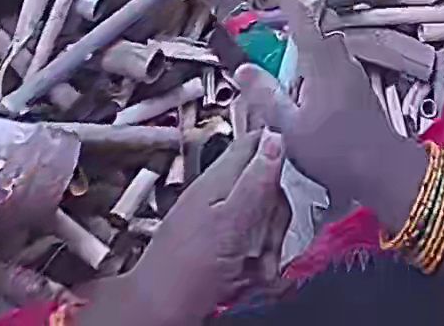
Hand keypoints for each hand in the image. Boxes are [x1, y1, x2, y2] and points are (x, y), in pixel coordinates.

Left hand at [87, 131, 289, 325]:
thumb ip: (255, 180)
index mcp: (219, 178)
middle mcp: (217, 194)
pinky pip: (250, 242)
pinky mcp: (217, 249)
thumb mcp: (230, 222)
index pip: (253, 143)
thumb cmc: (187, 271)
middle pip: (263, 185)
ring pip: (260, 216)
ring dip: (268, 241)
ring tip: (261, 268)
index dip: (276, 149)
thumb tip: (275, 136)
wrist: (152, 318)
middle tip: (268, 242)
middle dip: (274, 213)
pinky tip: (254, 276)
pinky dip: (257, 259)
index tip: (290, 175)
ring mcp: (216, 222)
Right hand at [236, 0, 421, 207]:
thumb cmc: (335, 150)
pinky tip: (304, 98)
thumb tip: (243, 68)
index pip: (303, 19)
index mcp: (321, 62)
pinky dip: (315, 70)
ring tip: (283, 78)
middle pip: (316, 31)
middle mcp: (340, 60)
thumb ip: (265, 95)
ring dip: (304, 54)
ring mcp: (352, 73)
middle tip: (271, 40)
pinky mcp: (358, 88)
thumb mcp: (289, 127)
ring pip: (325, 49)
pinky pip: (333, 66)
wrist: (381, 169)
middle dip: (294, 29)